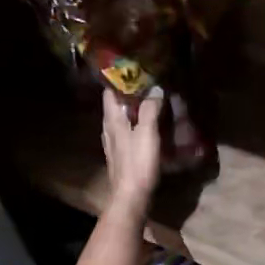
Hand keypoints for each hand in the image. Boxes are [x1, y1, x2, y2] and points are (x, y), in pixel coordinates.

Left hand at [102, 86, 161, 211]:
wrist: (131, 197)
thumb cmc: (137, 163)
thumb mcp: (147, 133)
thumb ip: (150, 109)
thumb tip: (155, 88)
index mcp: (111, 119)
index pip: (110, 90)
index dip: (120, 77)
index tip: (136, 67)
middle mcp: (108, 127)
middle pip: (117, 103)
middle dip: (132, 91)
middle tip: (151, 81)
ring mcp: (114, 141)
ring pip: (123, 117)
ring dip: (136, 107)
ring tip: (154, 98)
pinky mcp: (121, 153)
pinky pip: (129, 130)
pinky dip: (139, 122)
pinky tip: (151, 123)